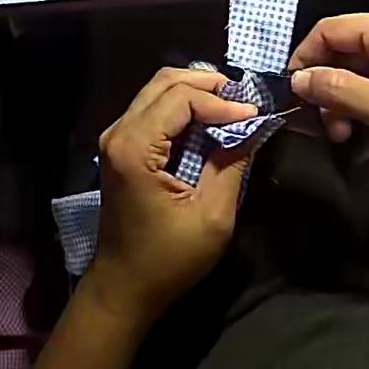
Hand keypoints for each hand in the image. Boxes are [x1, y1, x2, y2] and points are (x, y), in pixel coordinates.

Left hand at [81, 68, 259, 324]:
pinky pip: (150, 110)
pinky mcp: (120, 146)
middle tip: (243, 98)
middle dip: (205, 85)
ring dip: (193, 92)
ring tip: (231, 105)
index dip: (219, 102)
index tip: (254, 115)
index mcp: (134, 147)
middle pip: (161, 83)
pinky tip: (208, 118)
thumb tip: (253, 128)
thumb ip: (231, 166)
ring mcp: (115, 137)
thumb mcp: (212, 217)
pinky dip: (180, 106)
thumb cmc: (168, 258)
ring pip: (154, 92)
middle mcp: (118, 132)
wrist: (124, 285)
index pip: (178, 98)